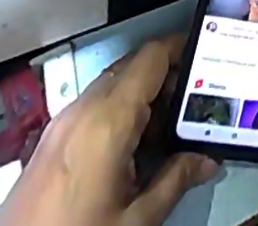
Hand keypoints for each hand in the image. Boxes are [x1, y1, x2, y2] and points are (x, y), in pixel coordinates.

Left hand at [0, 36, 217, 225]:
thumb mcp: (137, 220)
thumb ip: (176, 180)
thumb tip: (206, 159)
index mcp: (108, 119)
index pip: (152, 57)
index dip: (181, 48)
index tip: (205, 56)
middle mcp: (83, 109)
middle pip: (133, 66)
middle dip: (167, 74)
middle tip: (195, 99)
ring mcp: (63, 122)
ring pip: (113, 84)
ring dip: (143, 93)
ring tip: (169, 128)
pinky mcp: (51, 139)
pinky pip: (93, 104)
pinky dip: (119, 109)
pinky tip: (134, 147)